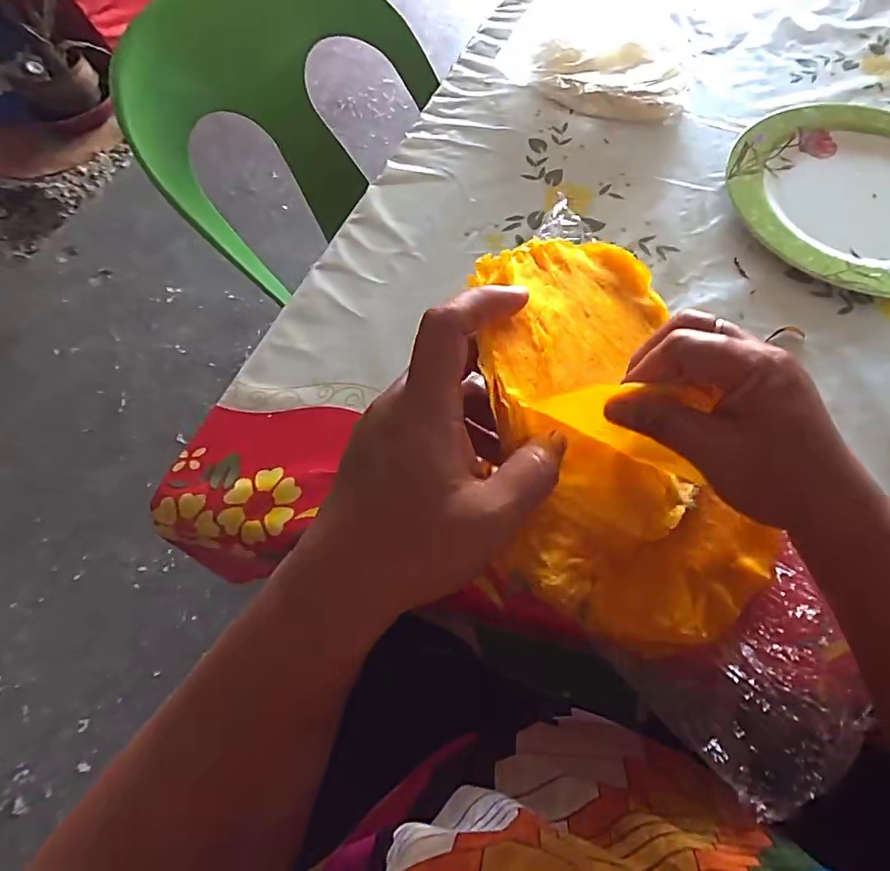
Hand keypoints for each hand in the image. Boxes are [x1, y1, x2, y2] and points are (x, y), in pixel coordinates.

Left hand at [296, 287, 563, 621]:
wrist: (335, 587)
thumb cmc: (412, 548)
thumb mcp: (491, 518)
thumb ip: (532, 475)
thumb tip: (554, 443)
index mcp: (423, 406)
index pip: (446, 325)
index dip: (483, 301)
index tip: (522, 302)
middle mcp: (400, 403)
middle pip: (449, 356)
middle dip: (497, 361)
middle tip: (536, 383)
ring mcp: (385, 425)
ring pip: (441, 391)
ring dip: (482, 404)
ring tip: (515, 443)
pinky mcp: (380, 447)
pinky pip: (428, 415)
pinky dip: (461, 424)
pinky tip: (482, 468)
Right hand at [605, 312, 881, 536]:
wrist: (835, 507)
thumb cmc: (774, 480)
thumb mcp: (712, 452)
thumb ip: (661, 421)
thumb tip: (611, 406)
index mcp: (753, 362)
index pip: (685, 342)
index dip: (646, 366)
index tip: (623, 400)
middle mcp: (763, 351)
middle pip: (698, 326)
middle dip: (658, 351)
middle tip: (634, 387)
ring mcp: (770, 364)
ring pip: (711, 339)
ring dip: (676, 360)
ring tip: (654, 395)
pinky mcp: (772, 381)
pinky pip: (724, 361)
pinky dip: (696, 373)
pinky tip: (684, 400)